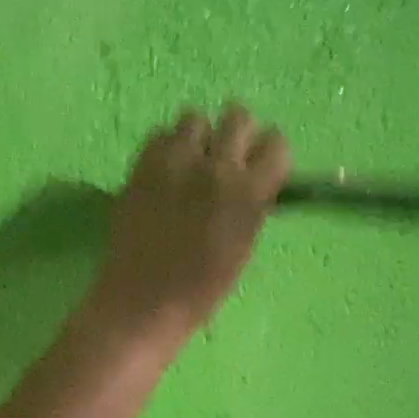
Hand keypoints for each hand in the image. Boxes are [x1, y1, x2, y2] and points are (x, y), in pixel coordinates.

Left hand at [91, 103, 290, 338]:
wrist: (143, 302)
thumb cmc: (201, 290)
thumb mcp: (243, 246)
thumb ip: (251, 205)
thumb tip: (253, 180)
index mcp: (250, 194)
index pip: (276, 143)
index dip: (267, 154)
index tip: (258, 166)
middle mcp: (216, 168)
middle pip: (237, 116)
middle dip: (234, 134)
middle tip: (222, 158)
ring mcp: (176, 163)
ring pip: (194, 117)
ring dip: (196, 136)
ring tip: (188, 163)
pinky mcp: (142, 166)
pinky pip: (159, 134)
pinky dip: (164, 148)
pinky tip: (162, 174)